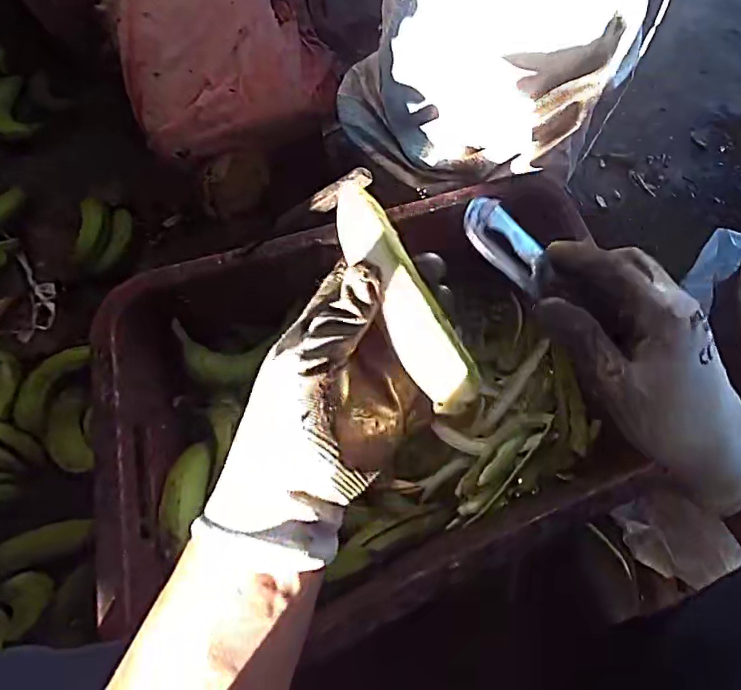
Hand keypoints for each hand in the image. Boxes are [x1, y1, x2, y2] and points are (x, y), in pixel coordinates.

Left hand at [198, 262, 430, 568]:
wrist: (292, 499)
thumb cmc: (283, 428)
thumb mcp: (304, 367)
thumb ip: (338, 323)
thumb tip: (366, 271)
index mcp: (321, 328)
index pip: (349, 281)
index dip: (371, 259)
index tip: (397, 241)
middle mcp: (354, 342)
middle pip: (387, 301)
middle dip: (410, 282)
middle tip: (434, 267)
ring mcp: (379, 370)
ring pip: (410, 330)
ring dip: (430, 312)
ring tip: (448, 295)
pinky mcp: (402, 400)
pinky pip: (427, 368)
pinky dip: (443, 352)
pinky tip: (457, 337)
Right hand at [534, 242, 740, 516]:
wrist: (726, 451)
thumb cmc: (669, 423)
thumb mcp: (617, 386)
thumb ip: (583, 338)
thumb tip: (545, 303)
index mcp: (662, 311)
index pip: (614, 267)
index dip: (578, 257)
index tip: (545, 253)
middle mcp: (676, 299)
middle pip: (629, 262)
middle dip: (589, 261)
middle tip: (553, 272)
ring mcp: (683, 309)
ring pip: (638, 274)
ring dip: (602, 275)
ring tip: (568, 288)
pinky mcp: (682, 322)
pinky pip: (644, 292)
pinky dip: (615, 291)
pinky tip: (594, 308)